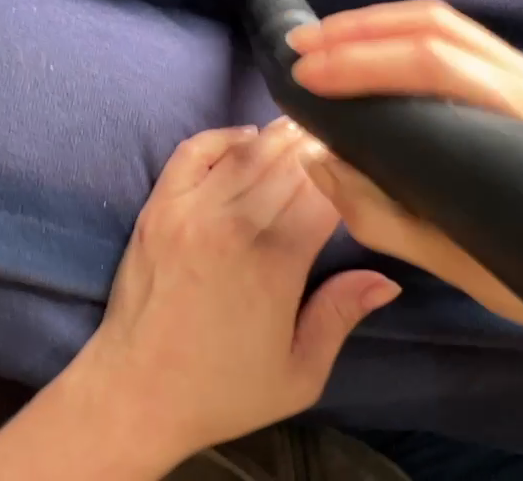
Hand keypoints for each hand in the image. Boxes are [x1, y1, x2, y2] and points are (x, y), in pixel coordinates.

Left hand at [67, 120, 402, 465]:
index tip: (361, 170)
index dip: (346, 176)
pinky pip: (192, 152)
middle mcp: (234, 227)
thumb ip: (341, 316)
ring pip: (244, 154)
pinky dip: (222, 137)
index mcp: (276, 266)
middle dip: (317, 150)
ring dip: (278, 138)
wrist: (137, 391)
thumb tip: (386, 278)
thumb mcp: (299, 374)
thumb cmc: (223, 390)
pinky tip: (246, 138)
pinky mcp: (158, 206)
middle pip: (287, 166)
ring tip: (301, 130)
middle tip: (337, 140)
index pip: (323, 196)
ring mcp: (190, 210)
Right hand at [281, 0, 522, 480]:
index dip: (361, 63)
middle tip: (300, 48)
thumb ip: (377, 212)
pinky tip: (360, 45)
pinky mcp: (521, 75)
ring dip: (371, 24)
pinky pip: (449, 33)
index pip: (433, 67)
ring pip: (441, 20)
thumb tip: (315, 158)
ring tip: (319, 40)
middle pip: (435, 27)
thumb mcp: (449, 260)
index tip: (306, 77)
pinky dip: (394, 30)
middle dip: (356, 32)